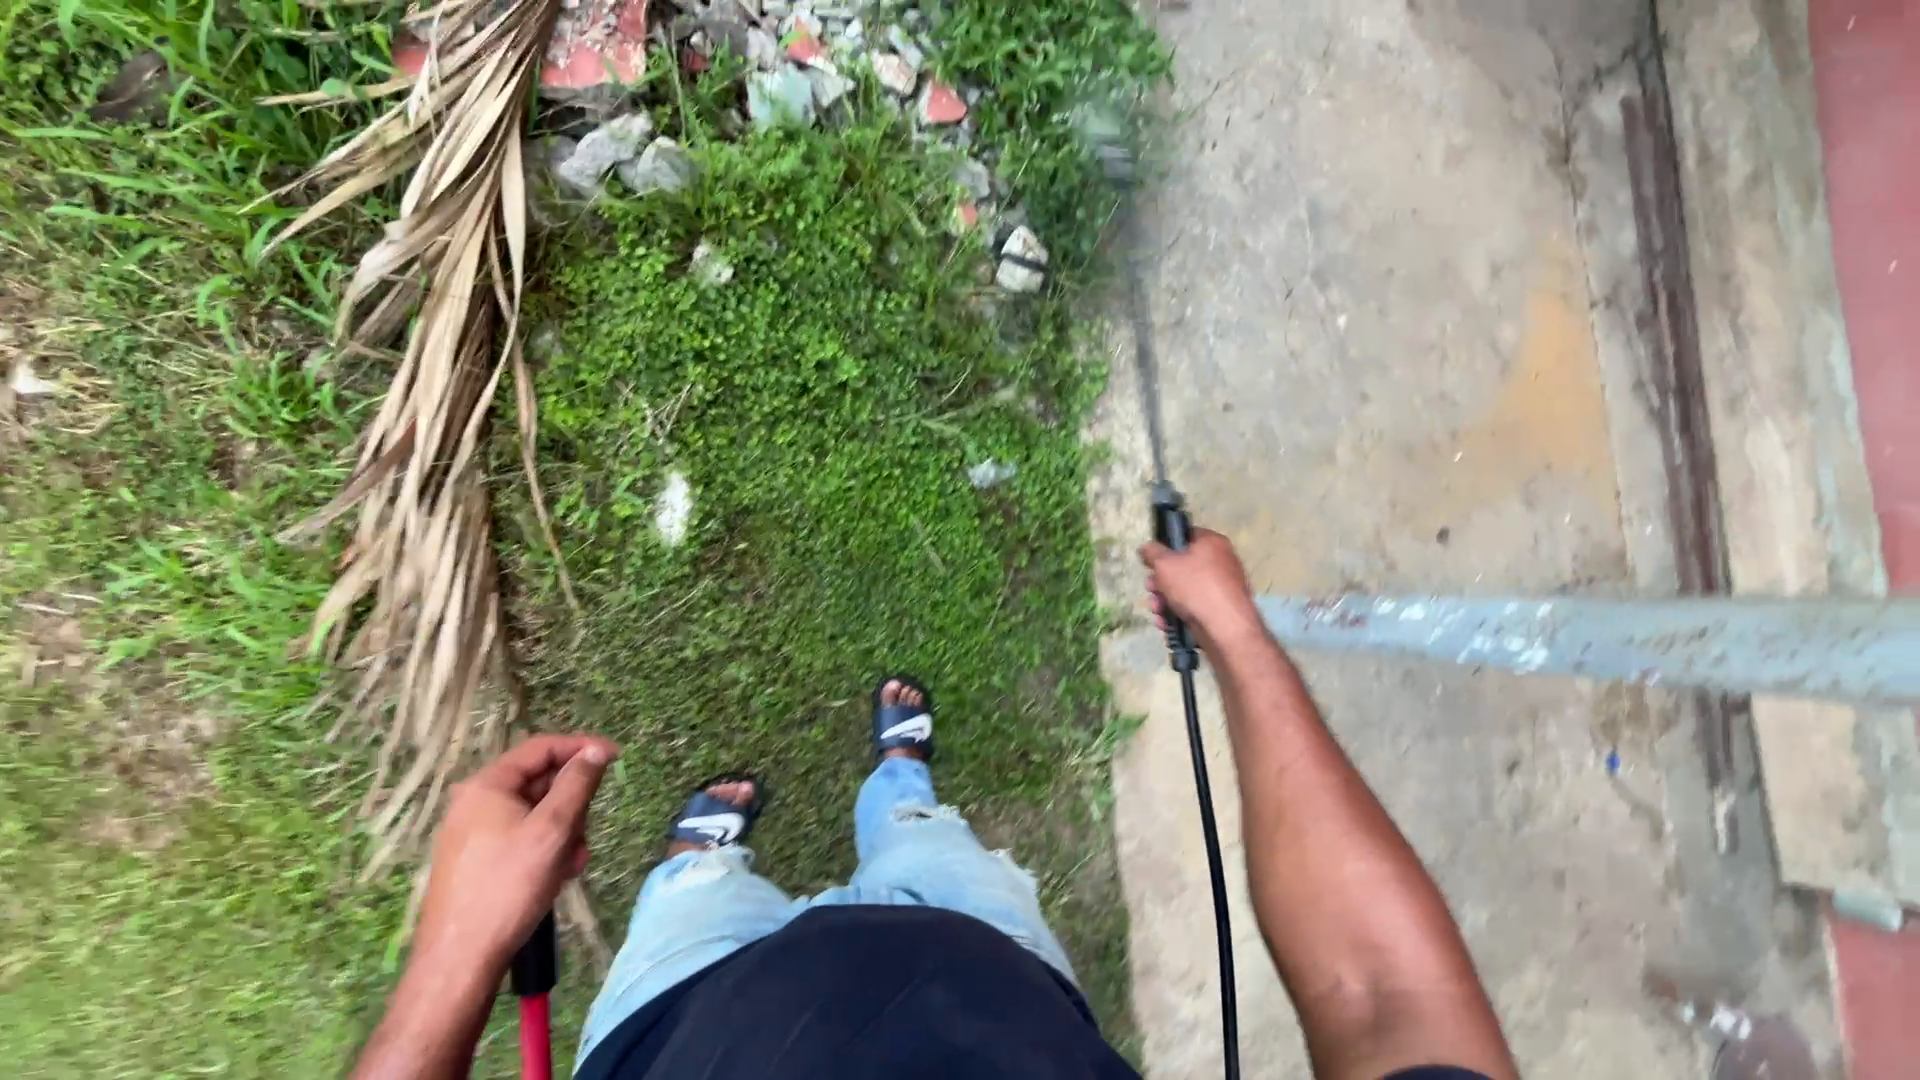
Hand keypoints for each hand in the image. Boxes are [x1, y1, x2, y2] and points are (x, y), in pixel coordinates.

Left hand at [413, 734, 619, 973]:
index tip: (616, 758)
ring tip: (571, 862)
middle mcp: (476, 802)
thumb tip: (596, 750)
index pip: (542, 748)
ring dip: (564, 831)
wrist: (460, 960)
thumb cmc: (508, 886)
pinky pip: (523, 836)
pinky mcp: (478, 860)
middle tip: (586, 831)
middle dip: (573, 803)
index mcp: (487, 786)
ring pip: (537, 812)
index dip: (582, 748)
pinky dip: (547, 848)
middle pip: (541, 781)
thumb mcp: (553, 829)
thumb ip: (578, 783)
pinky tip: (556, 876)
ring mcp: (474, 833)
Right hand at [1139, 528, 1265, 652]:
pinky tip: (1167, 624)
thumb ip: (1152, 553)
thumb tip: (1147, 547)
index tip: (1151, 561)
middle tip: (1151, 589)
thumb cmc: (1195, 586)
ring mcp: (1221, 588)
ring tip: (1157, 611)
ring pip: (1184, 590)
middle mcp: (1220, 562)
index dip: (1165, 547)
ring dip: (1164, 601)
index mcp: (1212, 543)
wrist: (1226, 627)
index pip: (1185, 536)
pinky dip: (1177, 615)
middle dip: (1160, 582)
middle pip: (1181, 567)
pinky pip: (1192, 608)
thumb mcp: (1164, 564)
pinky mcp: (1219, 611)